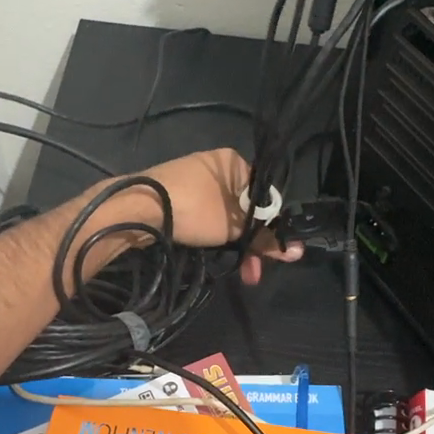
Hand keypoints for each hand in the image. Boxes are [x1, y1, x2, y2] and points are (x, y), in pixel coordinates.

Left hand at [125, 149, 302, 285]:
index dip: (272, 225)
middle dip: (251, 242)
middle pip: (245, 208)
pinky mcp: (176, 195)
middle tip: (253, 272)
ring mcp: (192, 180)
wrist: (137, 208)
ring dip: (233, 244)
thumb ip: (264, 239)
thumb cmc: (194, 210)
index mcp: (234, 161)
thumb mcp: (233, 227)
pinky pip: (204, 216)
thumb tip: (297, 251)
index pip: (265, 194)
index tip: (272, 252)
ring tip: (239, 271)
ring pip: (224, 216)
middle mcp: (214, 165)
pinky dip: (212, 235)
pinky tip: (214, 253)